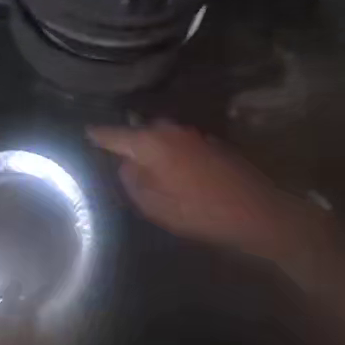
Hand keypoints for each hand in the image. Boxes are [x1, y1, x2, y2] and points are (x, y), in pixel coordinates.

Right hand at [87, 120, 333, 265]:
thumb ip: (134, 183)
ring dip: (149, 149)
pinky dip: (167, 154)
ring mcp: (192, 135)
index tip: (84, 132)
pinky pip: (177, 144)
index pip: (115, 134)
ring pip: (159, 138)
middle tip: (110, 158)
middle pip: (139, 133)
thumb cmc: (203, 213)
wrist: (259, 211)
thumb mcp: (157, 207)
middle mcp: (170, 131)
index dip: (98, 135)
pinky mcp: (209, 143)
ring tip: (138, 167)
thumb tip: (126, 166)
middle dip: (125, 143)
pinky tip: (168, 172)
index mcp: (153, 144)